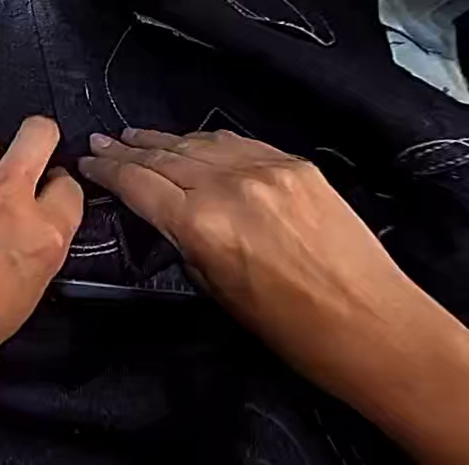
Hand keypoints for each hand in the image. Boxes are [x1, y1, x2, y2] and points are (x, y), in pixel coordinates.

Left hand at [0, 115, 83, 395]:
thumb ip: (35, 249)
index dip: (56, 192)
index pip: (70, 188)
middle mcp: (12, 193)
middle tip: (21, 164)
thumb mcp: (20, 300)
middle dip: (37, 140)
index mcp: (45, 235)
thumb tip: (31, 228)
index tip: (43, 200)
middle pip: (40, 131)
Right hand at [80, 129, 417, 377]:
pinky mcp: (292, 162)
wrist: (380, 327)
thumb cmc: (294, 331)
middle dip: (128, 149)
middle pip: (164, 156)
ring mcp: (264, 167)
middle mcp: (229, 185)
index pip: (140, 185)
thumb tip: (165, 212)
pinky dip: (207, 142)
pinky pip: (236, 143)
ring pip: (197, 142)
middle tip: (101, 140)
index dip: (109, 171)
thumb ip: (186, 242)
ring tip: (137, 136)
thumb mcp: (221, 293)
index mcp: (204, 226)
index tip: (88, 161)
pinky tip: (192, 142)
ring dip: (163, 140)